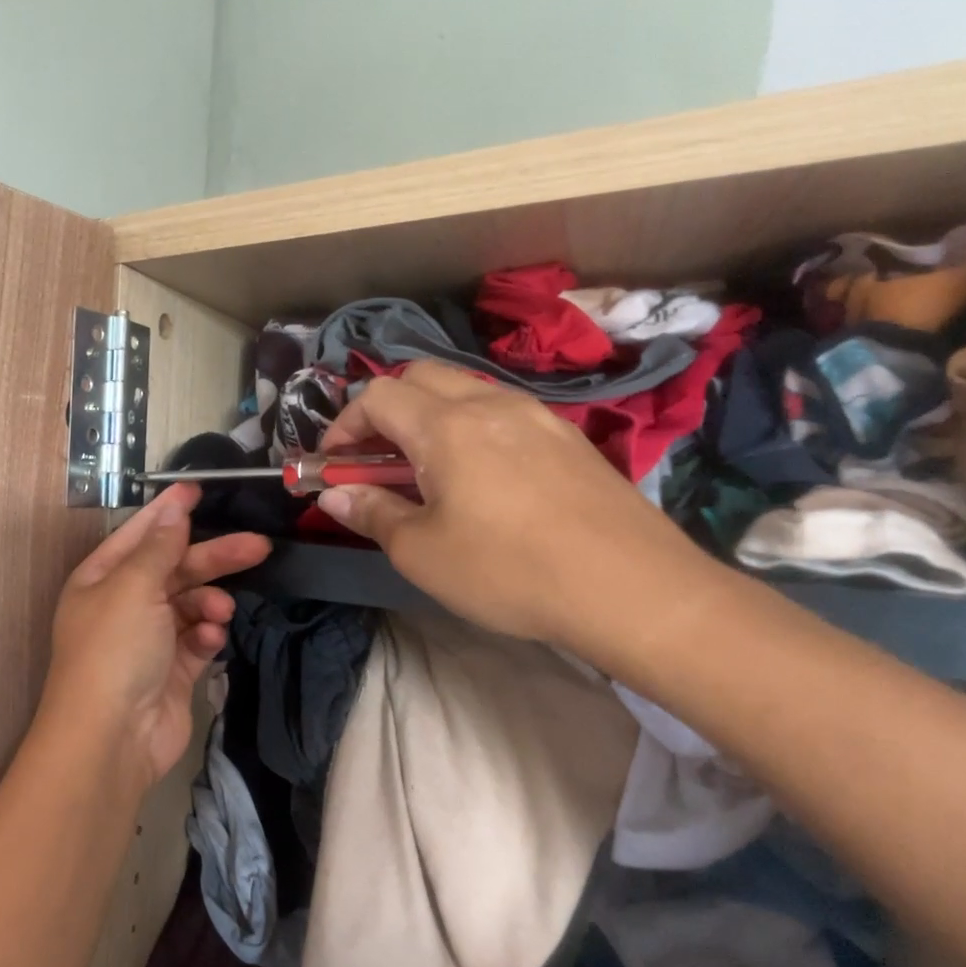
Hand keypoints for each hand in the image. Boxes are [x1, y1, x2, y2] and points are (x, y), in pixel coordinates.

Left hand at [42, 483, 270, 790]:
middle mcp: (122, 605)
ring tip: (221, 611)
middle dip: (212, 558)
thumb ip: (159, 547)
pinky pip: (197, 639)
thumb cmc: (114, 649)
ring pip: (190, 604)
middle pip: (173, 569)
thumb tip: (173, 509)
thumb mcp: (133, 586)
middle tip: (258, 546)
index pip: (139, 535)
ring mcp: (148, 640)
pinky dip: (208, 634)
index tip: (200, 489)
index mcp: (101, 579)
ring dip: (210, 602)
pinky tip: (212, 637)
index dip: (168, 512)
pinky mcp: (172, 671)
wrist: (111, 736)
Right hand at [313, 365, 721, 651]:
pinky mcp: (569, 439)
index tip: (334, 464)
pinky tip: (482, 481)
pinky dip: (472, 430)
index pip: (377, 396)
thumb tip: (335, 493)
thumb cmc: (508, 571)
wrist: (631, 588)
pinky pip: (504, 415)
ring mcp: (537, 417)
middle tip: (375, 460)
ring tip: (426, 471)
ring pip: (466, 392)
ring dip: (429, 418)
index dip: (343, 425)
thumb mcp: (421, 553)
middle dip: (384, 410)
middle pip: (421, 377)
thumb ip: (372, 513)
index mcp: (446, 427)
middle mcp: (491, 405)